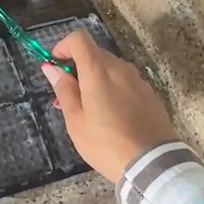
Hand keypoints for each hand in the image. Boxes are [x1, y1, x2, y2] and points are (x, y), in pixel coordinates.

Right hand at [41, 29, 177, 182]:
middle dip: (78, 68)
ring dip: (95, 80)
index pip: (79, 38)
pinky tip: (112, 116)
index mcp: (98, 71)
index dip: (64, 46)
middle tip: (68, 97)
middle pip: (94, 53)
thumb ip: (64, 89)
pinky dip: (113, 89)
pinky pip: (125, 82)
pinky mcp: (150, 94)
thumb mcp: (76, 121)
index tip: (56, 66)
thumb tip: (51, 68)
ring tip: (90, 110)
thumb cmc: (106, 144)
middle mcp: (120, 68)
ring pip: (110, 69)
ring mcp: (138, 80)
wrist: (152, 165)